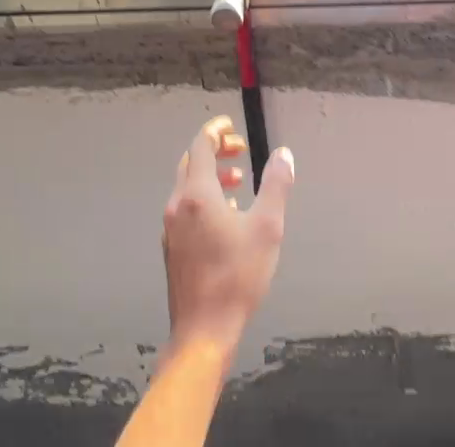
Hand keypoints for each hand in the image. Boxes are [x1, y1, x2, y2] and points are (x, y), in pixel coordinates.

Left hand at [162, 116, 293, 362]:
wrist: (204, 328)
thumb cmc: (238, 275)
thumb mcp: (268, 226)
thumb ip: (276, 185)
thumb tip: (283, 153)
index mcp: (197, 194)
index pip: (201, 146)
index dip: (216, 130)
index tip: (232, 124)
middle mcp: (178, 205)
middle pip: (191, 162)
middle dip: (215, 150)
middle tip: (240, 150)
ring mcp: (171, 228)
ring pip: (187, 186)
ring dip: (211, 175)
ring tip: (239, 181)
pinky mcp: (172, 247)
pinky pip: (186, 207)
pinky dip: (204, 197)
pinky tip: (227, 214)